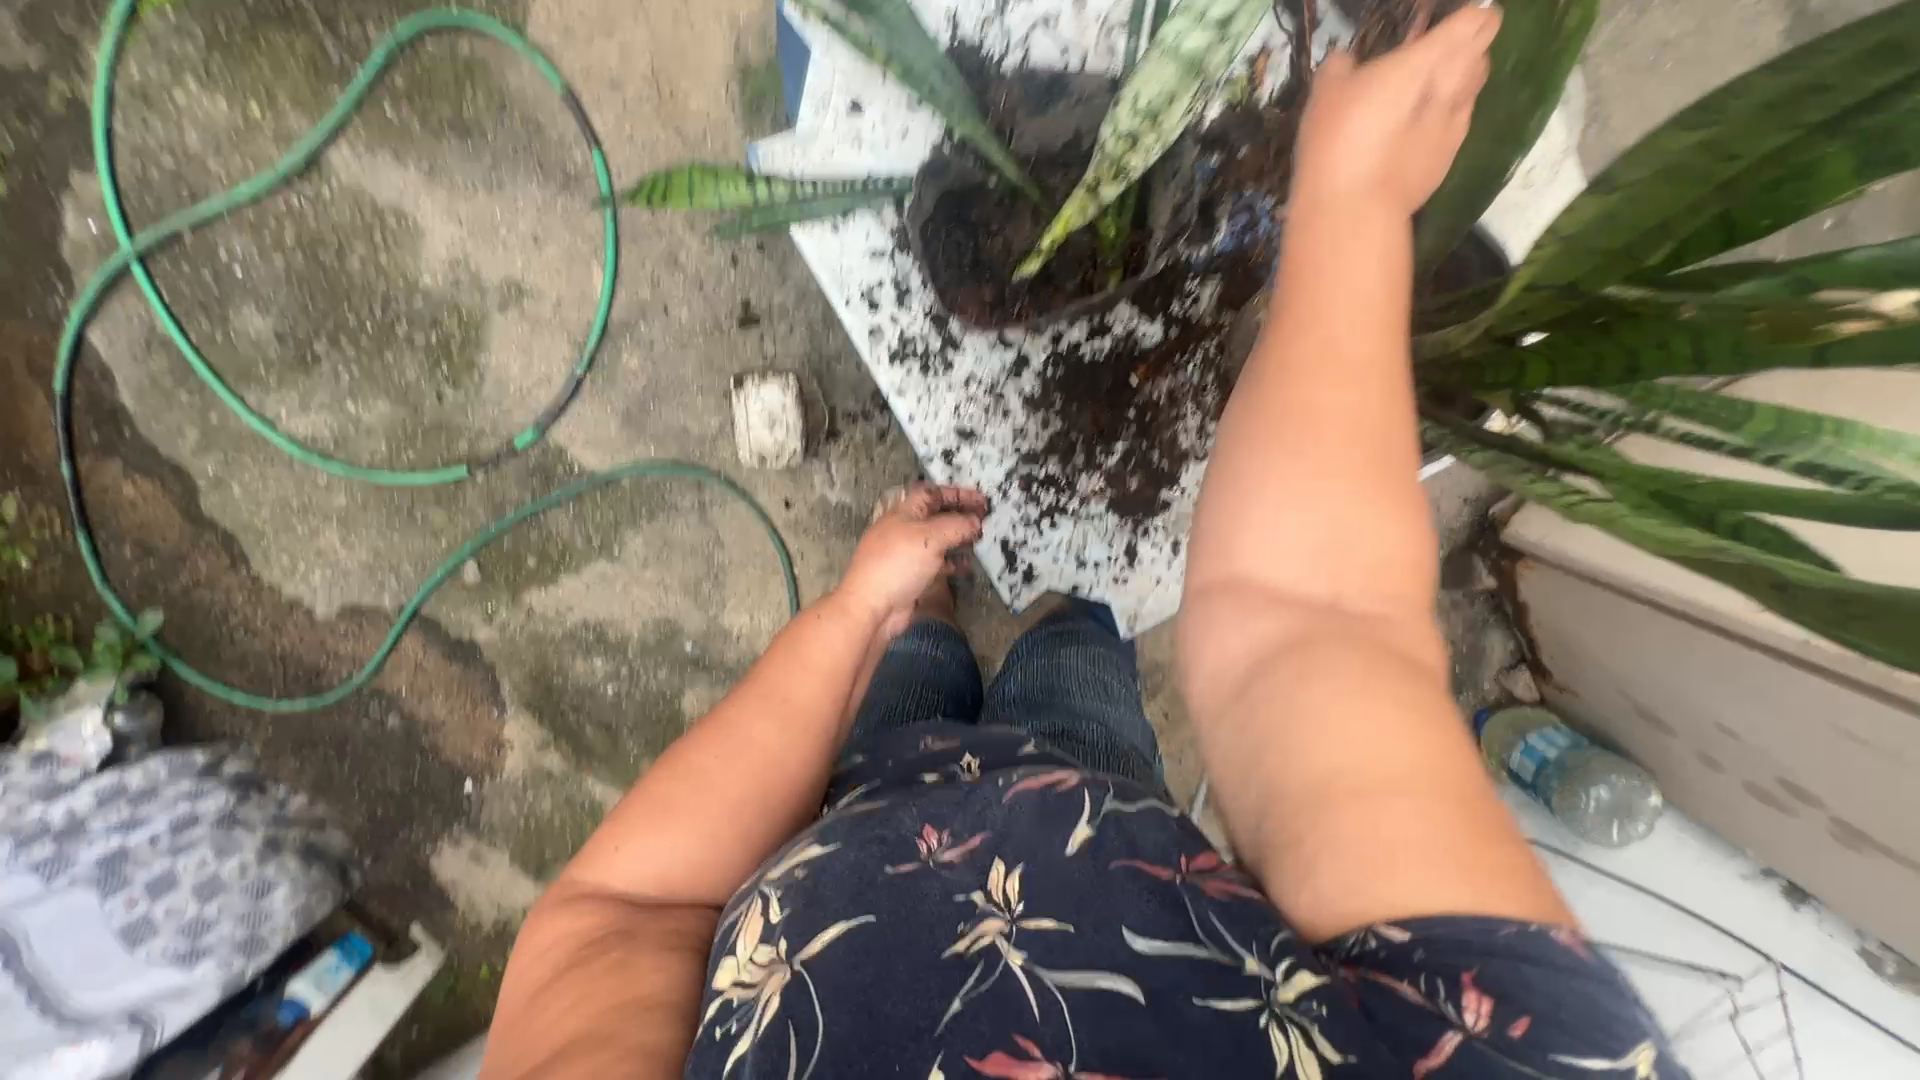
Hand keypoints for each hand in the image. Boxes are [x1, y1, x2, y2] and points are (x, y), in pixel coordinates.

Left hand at [833, 483, 988, 637]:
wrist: (872, 608)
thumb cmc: (897, 564)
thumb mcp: (930, 537)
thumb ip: (956, 525)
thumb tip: (975, 522)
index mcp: (904, 513)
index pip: (933, 493)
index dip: (957, 493)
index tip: (981, 500)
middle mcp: (904, 530)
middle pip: (936, 516)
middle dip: (960, 515)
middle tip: (984, 519)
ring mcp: (907, 554)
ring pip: (938, 540)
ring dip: (958, 538)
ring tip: (979, 540)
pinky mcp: (911, 576)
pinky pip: (936, 564)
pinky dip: (952, 562)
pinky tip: (965, 565)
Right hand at [1292, 5, 1501, 216]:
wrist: (1352, 209)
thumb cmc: (1338, 140)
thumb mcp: (1325, 92)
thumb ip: (1343, 67)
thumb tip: (1347, 63)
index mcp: (1433, 57)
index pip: (1479, 18)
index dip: (1467, 16)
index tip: (1441, 26)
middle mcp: (1457, 86)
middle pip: (1483, 52)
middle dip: (1464, 50)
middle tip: (1429, 62)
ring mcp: (1456, 127)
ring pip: (1472, 91)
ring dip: (1456, 87)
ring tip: (1422, 101)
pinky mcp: (1447, 161)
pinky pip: (1454, 129)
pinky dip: (1439, 126)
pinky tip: (1410, 140)